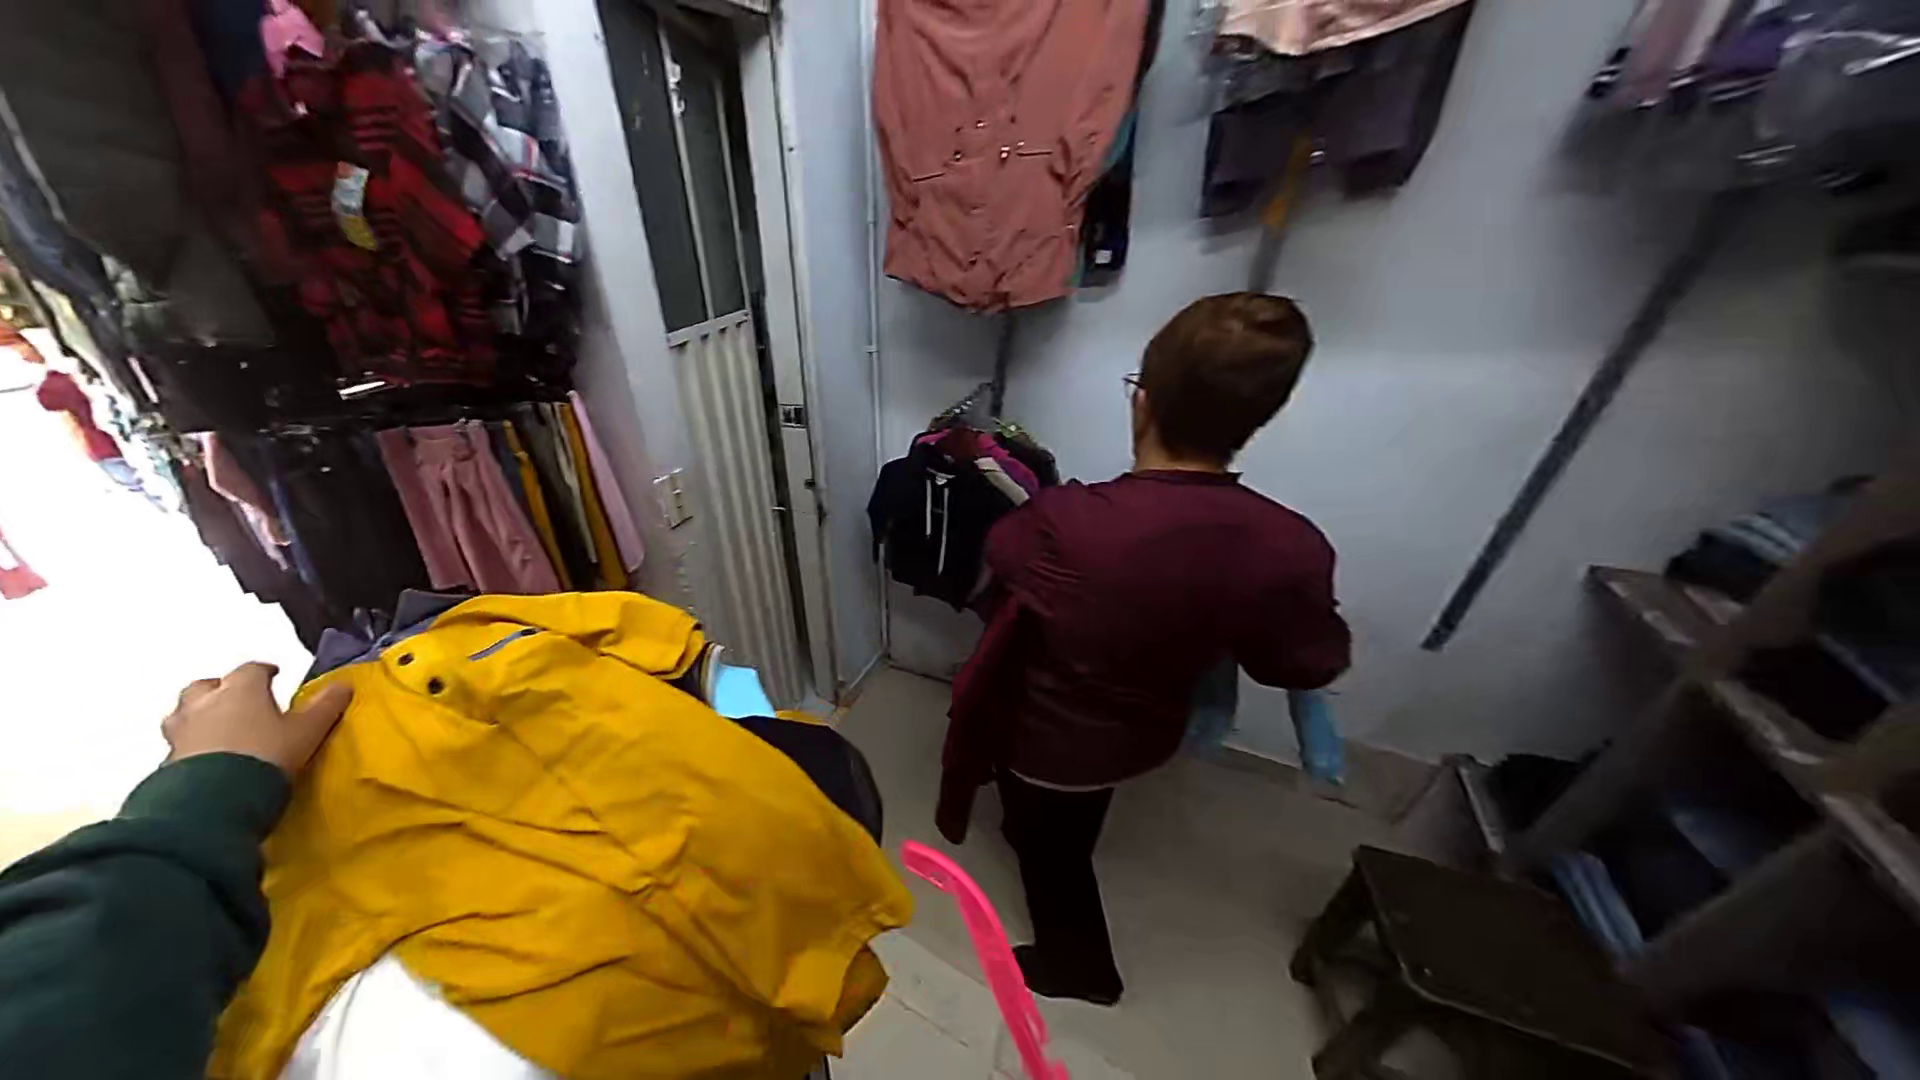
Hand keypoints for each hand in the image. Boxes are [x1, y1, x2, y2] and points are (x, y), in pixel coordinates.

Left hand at [162, 662, 352, 774]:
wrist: (215, 797)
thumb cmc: (267, 751)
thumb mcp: (310, 728)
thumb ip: (327, 704)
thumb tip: (343, 685)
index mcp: (240, 690)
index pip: (250, 669)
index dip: (264, 670)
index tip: (275, 674)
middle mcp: (205, 704)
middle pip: (206, 686)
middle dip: (221, 687)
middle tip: (238, 695)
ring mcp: (180, 732)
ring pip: (185, 711)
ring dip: (200, 712)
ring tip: (220, 722)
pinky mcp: (167, 759)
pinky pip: (181, 740)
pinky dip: (194, 739)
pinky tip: (210, 750)